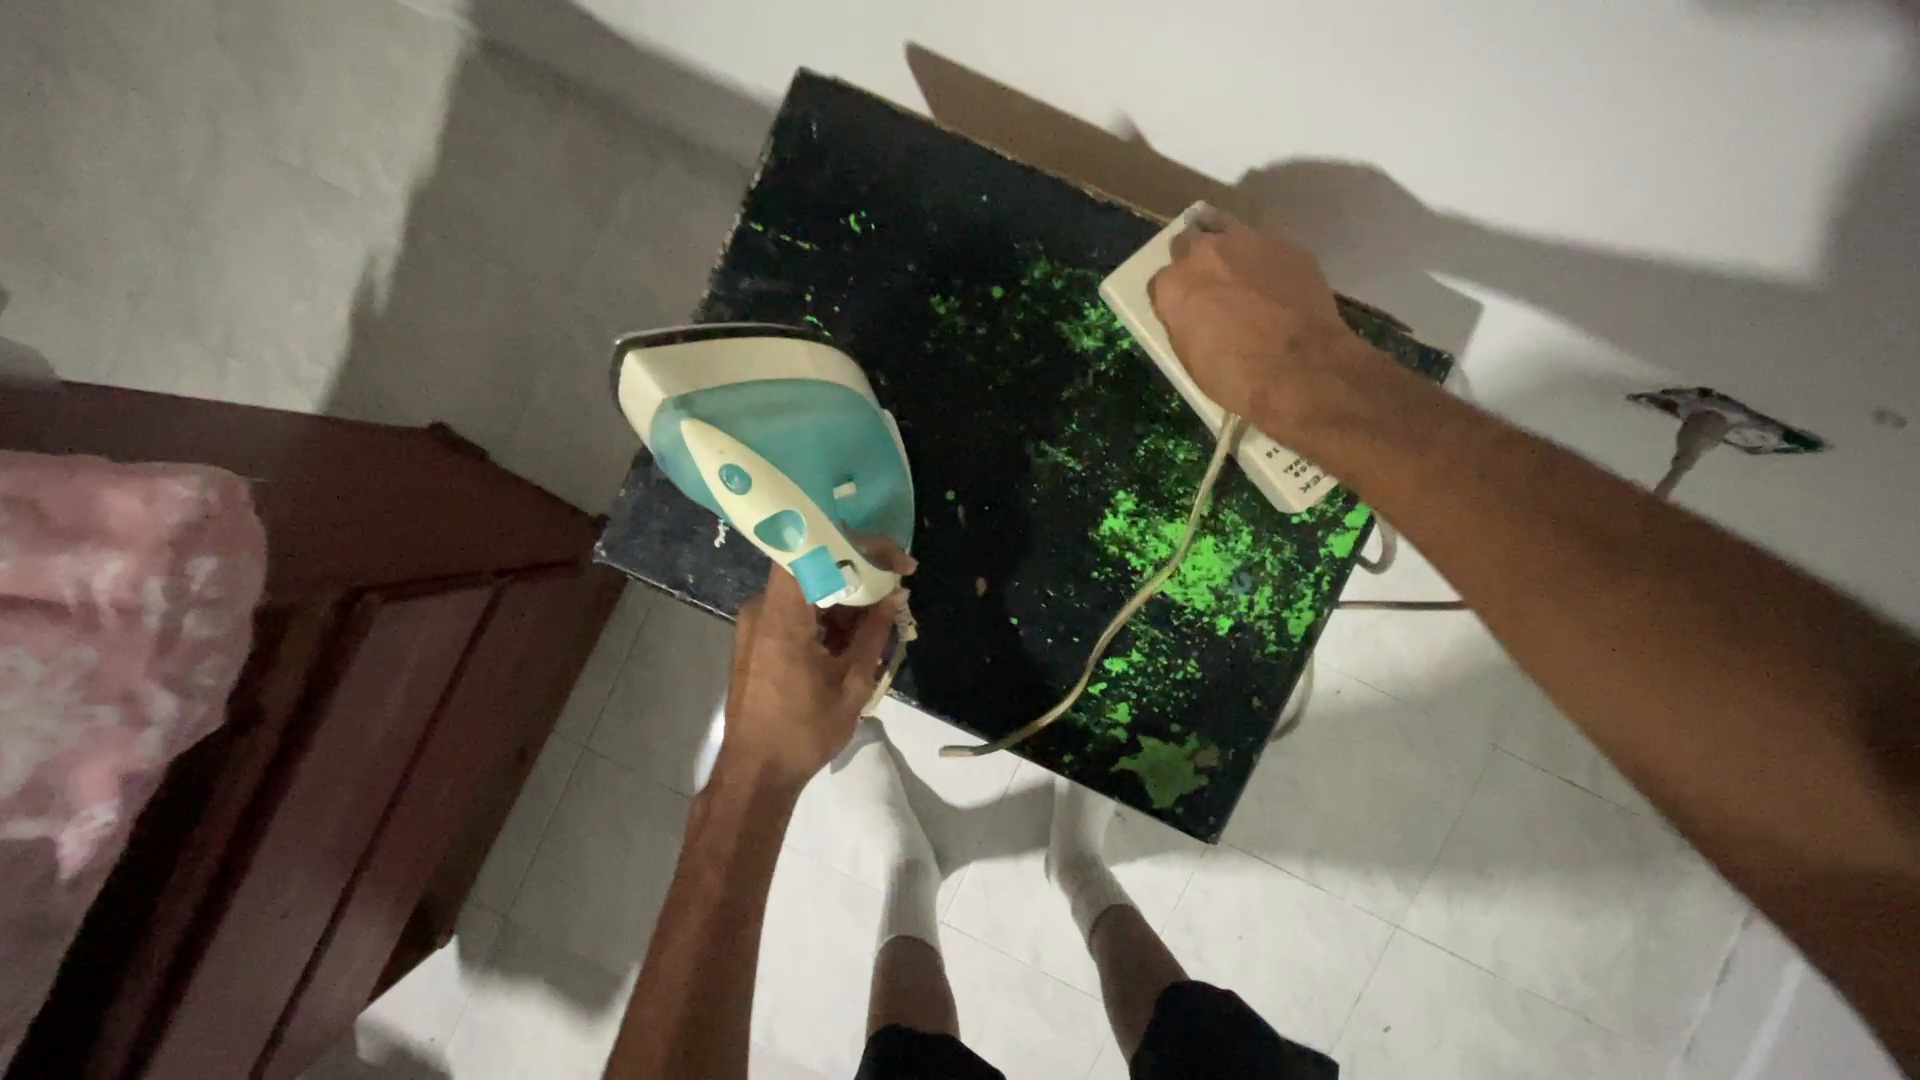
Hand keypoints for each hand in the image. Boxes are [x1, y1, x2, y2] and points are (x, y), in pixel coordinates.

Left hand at [719, 554, 909, 785]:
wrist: (754, 774)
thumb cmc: (803, 733)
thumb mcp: (852, 684)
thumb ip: (875, 633)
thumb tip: (896, 595)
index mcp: (782, 616)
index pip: (813, 550)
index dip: (856, 543)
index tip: (894, 560)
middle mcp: (762, 609)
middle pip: (813, 567)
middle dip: (859, 572)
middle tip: (896, 587)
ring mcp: (755, 624)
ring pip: (807, 590)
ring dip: (845, 598)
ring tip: (880, 619)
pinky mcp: (756, 640)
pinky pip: (796, 611)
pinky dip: (826, 616)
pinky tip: (853, 638)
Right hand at [1147, 212, 1375, 432]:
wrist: (1299, 368)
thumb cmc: (1234, 376)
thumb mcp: (1190, 358)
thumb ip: (1184, 322)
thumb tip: (1192, 314)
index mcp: (1173, 285)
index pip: (1161, 281)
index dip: (1173, 297)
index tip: (1184, 311)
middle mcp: (1204, 253)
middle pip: (1188, 244)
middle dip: (1194, 263)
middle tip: (1209, 287)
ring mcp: (1247, 242)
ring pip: (1226, 230)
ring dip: (1226, 249)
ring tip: (1238, 271)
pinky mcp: (1286, 245)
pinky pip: (1266, 246)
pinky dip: (1264, 261)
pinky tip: (1275, 283)